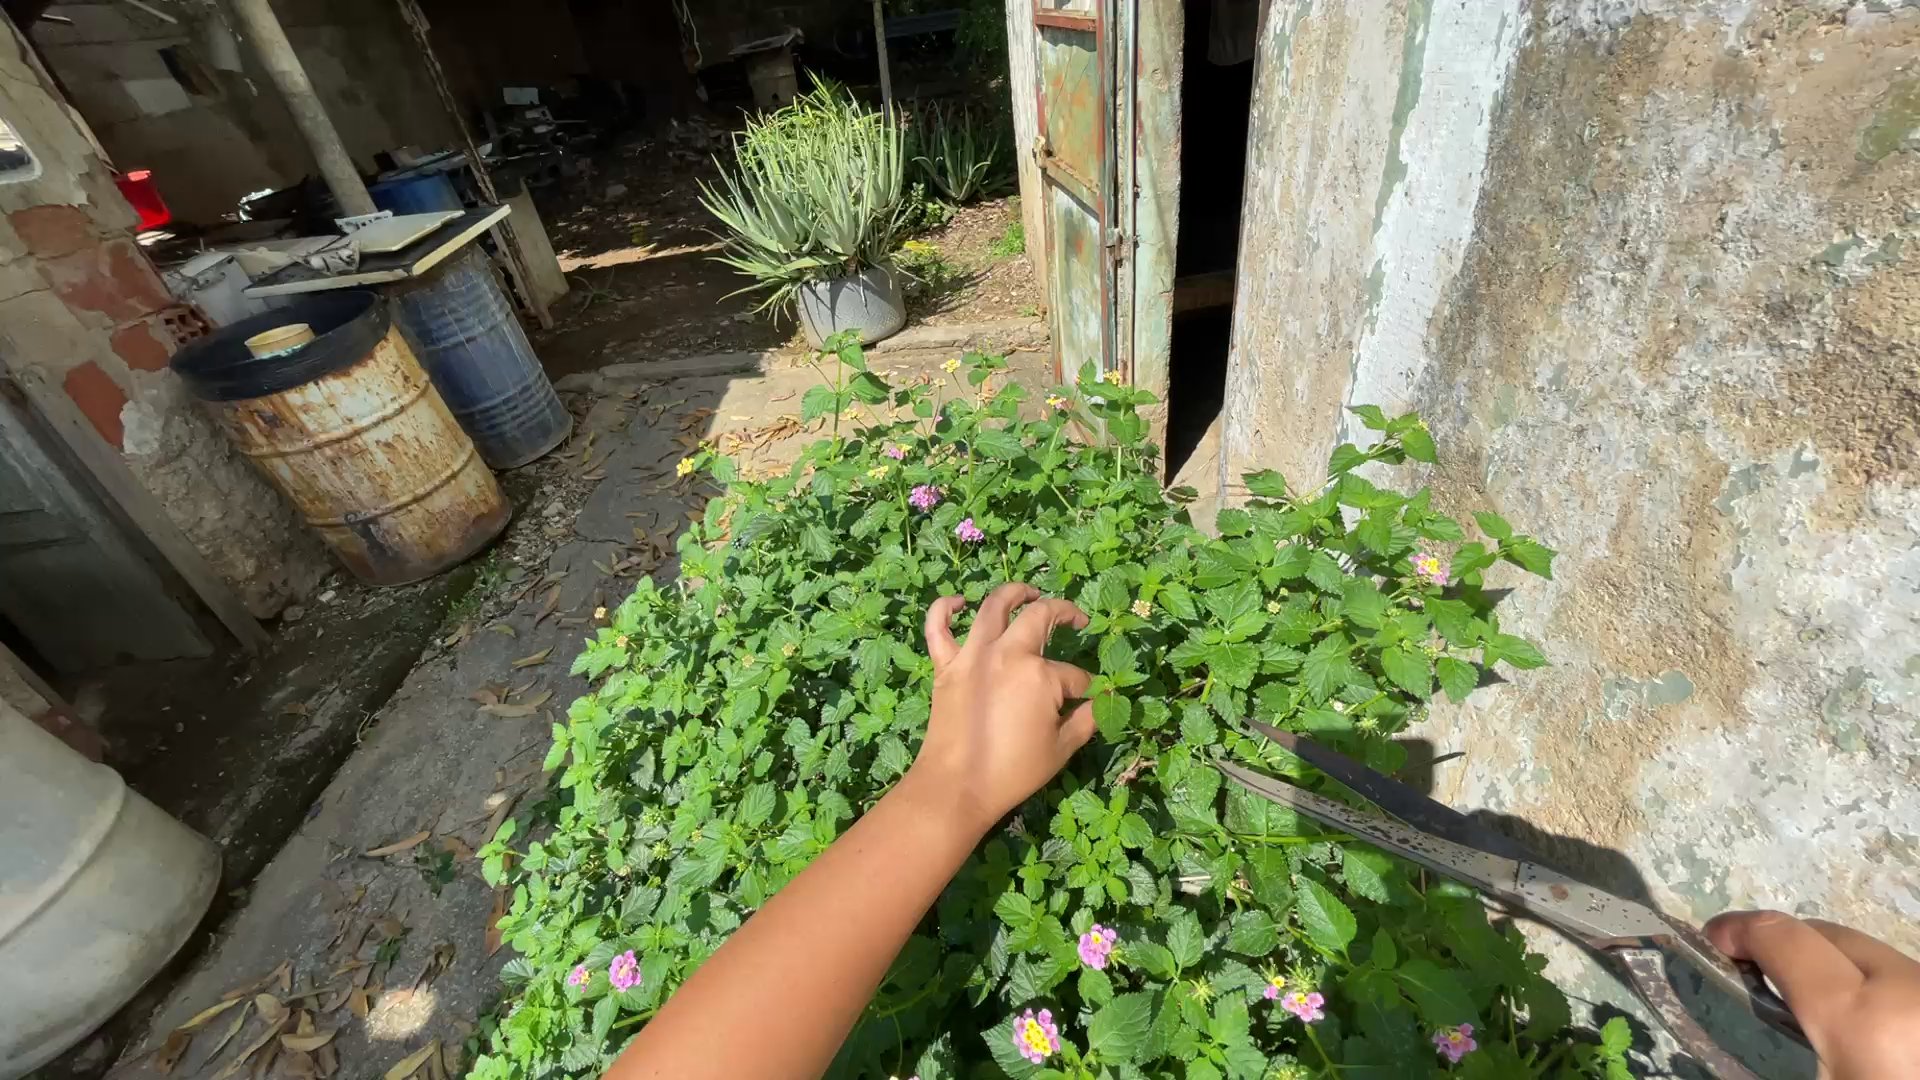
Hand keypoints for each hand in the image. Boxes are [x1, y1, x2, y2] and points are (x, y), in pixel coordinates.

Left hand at [902, 583, 1095, 836]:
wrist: (956, 786)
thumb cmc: (1013, 771)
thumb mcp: (1061, 749)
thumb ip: (1085, 719)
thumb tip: (1099, 701)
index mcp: (1040, 675)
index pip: (1073, 675)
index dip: (1083, 688)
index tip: (1085, 700)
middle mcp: (1007, 653)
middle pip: (1040, 618)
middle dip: (1064, 612)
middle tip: (1075, 618)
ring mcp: (973, 655)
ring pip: (993, 608)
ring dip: (1014, 593)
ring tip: (1028, 592)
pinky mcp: (945, 664)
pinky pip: (938, 627)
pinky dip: (944, 609)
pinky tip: (958, 602)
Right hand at [1705, 910, 1919, 1077]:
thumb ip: (1773, 1052)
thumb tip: (1725, 1025)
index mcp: (1859, 1016)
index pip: (1779, 933)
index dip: (1738, 930)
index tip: (1719, 948)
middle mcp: (1913, 996)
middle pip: (1831, 935)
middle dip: (1792, 949)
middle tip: (1772, 986)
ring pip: (1886, 963)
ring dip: (1851, 977)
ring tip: (1845, 1022)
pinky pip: (1919, 991)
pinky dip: (1898, 1004)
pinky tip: (1900, 1043)